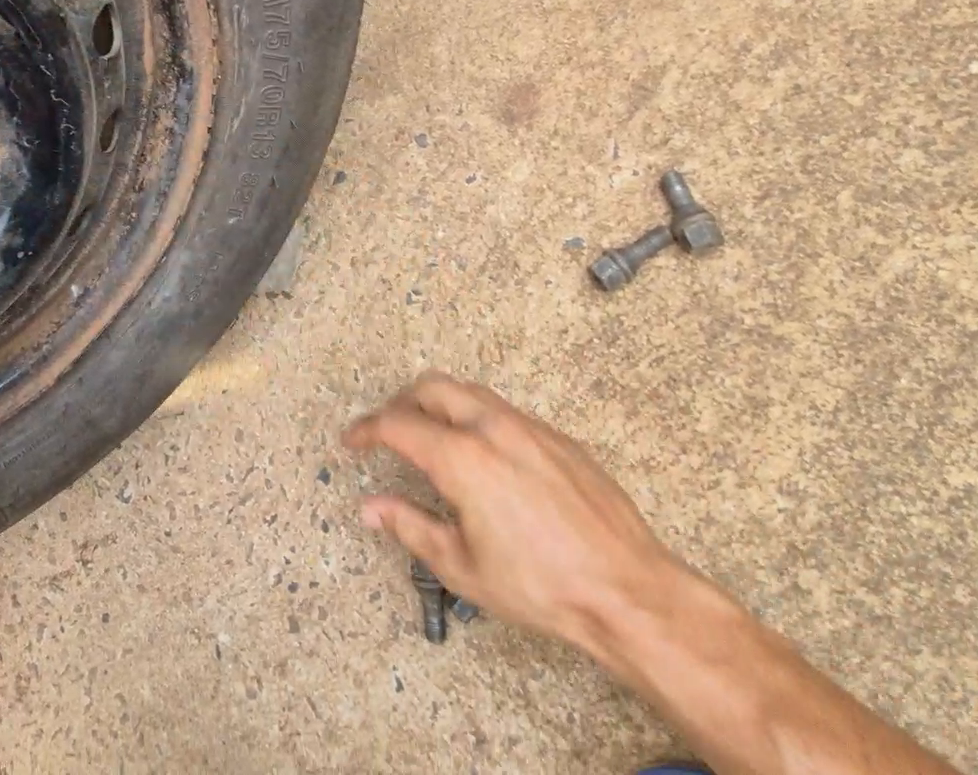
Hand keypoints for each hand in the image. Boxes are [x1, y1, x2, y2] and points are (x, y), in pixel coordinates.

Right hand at [343, 373, 688, 664]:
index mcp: (463, 458)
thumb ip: (409, 526)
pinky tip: (480, 456)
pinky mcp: (560, 440)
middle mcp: (495, 429)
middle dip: (399, 402)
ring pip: (471, 393)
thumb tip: (370, 508)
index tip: (352, 440)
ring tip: (427, 437)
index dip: (366, 429)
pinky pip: (505, 412)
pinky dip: (476, 418)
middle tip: (385, 431)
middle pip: (432, 387)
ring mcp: (532, 429)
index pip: (397, 425)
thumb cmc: (541, 585)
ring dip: (439, 404)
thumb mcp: (460, 565)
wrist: (625, 589)